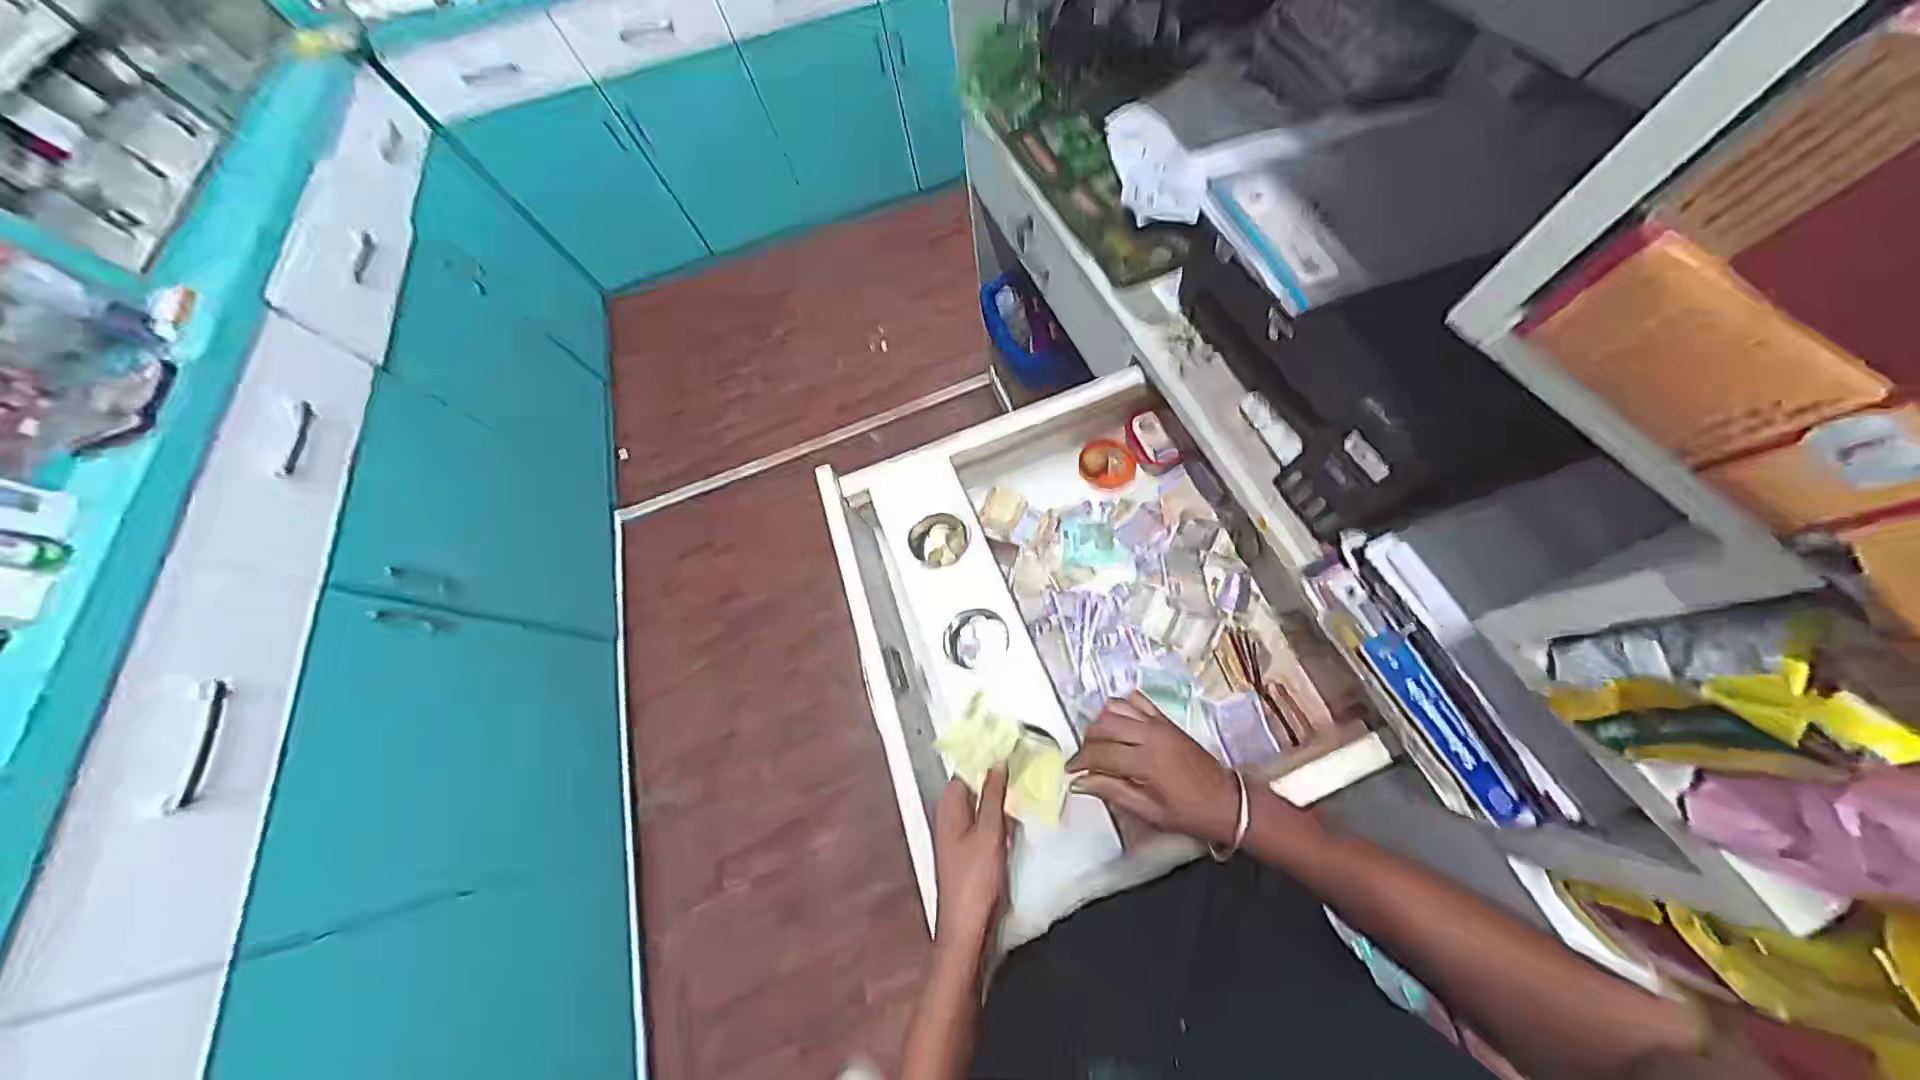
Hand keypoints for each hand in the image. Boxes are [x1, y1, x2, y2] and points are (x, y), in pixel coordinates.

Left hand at [932, 764, 1008, 948]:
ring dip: (1002, 793)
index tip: (1008, 742)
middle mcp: (952, 817)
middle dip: (996, 772)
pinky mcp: (974, 850)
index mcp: (949, 807)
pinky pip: (989, 821)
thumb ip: (993, 795)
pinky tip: (1019, 811)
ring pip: (984, 803)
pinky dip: (1003, 813)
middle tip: (1023, 758)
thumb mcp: (989, 832)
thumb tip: (997, 762)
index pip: (967, 768)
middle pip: (975, 784)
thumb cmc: (974, 881)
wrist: (969, 929)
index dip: (986, 755)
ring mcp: (962, 834)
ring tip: (1026, 778)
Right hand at [1067, 692, 1240, 845]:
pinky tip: (1118, 723)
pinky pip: (1136, 701)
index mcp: (1145, 762)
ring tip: (1100, 743)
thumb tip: (1080, 783)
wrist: (1227, 801)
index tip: (1071, 771)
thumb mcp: (1149, 811)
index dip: (1080, 761)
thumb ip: (1112, 792)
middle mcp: (1150, 735)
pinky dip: (1121, 707)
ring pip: (1115, 709)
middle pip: (1103, 727)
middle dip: (1087, 742)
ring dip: (1101, 723)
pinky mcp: (1166, 720)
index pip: (1100, 754)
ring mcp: (1158, 724)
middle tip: (1085, 761)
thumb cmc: (1190, 812)